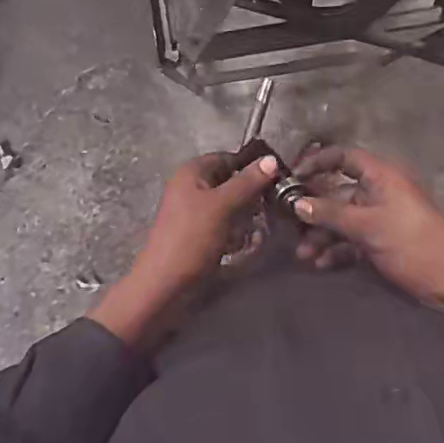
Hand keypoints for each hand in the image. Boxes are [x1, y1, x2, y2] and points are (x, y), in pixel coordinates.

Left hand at [88, 151, 278, 344]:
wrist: (166, 284)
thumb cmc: (192, 238)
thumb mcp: (222, 205)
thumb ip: (247, 182)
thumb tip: (272, 159)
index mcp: (192, 172)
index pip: (229, 158)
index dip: (252, 167)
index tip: (278, 181)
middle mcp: (192, 187)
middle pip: (231, 183)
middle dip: (250, 197)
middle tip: (268, 210)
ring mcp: (194, 212)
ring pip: (231, 207)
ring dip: (245, 218)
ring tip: (254, 232)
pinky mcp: (199, 234)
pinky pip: (224, 226)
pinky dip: (235, 233)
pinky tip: (242, 245)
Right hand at [290, 146, 443, 299]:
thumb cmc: (411, 244)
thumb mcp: (366, 227)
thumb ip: (329, 213)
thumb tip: (296, 204)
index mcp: (381, 177)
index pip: (343, 157)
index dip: (317, 162)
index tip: (293, 178)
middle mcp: (379, 191)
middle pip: (337, 191)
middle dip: (313, 209)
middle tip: (289, 223)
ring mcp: (380, 216)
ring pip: (342, 218)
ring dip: (321, 234)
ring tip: (303, 254)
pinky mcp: (381, 239)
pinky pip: (351, 238)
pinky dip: (336, 248)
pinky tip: (320, 263)